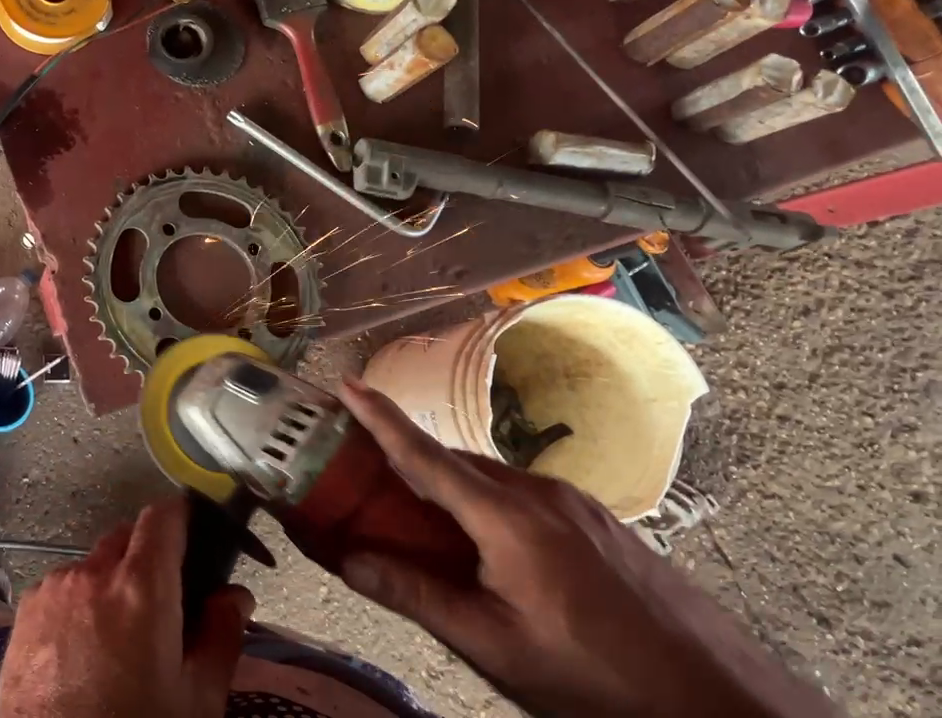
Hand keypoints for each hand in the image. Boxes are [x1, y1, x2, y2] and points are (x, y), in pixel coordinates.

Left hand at [0, 496, 252, 717]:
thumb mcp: (197, 699)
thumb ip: (221, 636)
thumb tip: (235, 595)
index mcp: (141, 587)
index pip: (162, 517)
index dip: (181, 516)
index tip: (194, 527)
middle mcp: (93, 572)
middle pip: (126, 537)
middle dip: (147, 556)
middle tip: (164, 601)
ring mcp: (54, 586)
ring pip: (92, 564)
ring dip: (110, 582)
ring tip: (119, 635)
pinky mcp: (26, 607)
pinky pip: (63, 587)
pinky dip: (79, 602)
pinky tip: (82, 647)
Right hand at [336, 378, 837, 717]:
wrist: (722, 705)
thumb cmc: (596, 678)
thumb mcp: (494, 647)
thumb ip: (417, 596)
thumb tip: (347, 560)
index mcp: (507, 519)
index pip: (426, 455)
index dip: (379, 418)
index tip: (345, 382)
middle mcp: (540, 495)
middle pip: (454, 464)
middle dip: (406, 462)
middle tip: (364, 476)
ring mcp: (575, 505)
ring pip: (489, 481)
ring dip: (447, 488)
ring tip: (422, 522)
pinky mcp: (599, 523)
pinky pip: (521, 497)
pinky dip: (485, 505)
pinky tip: (486, 547)